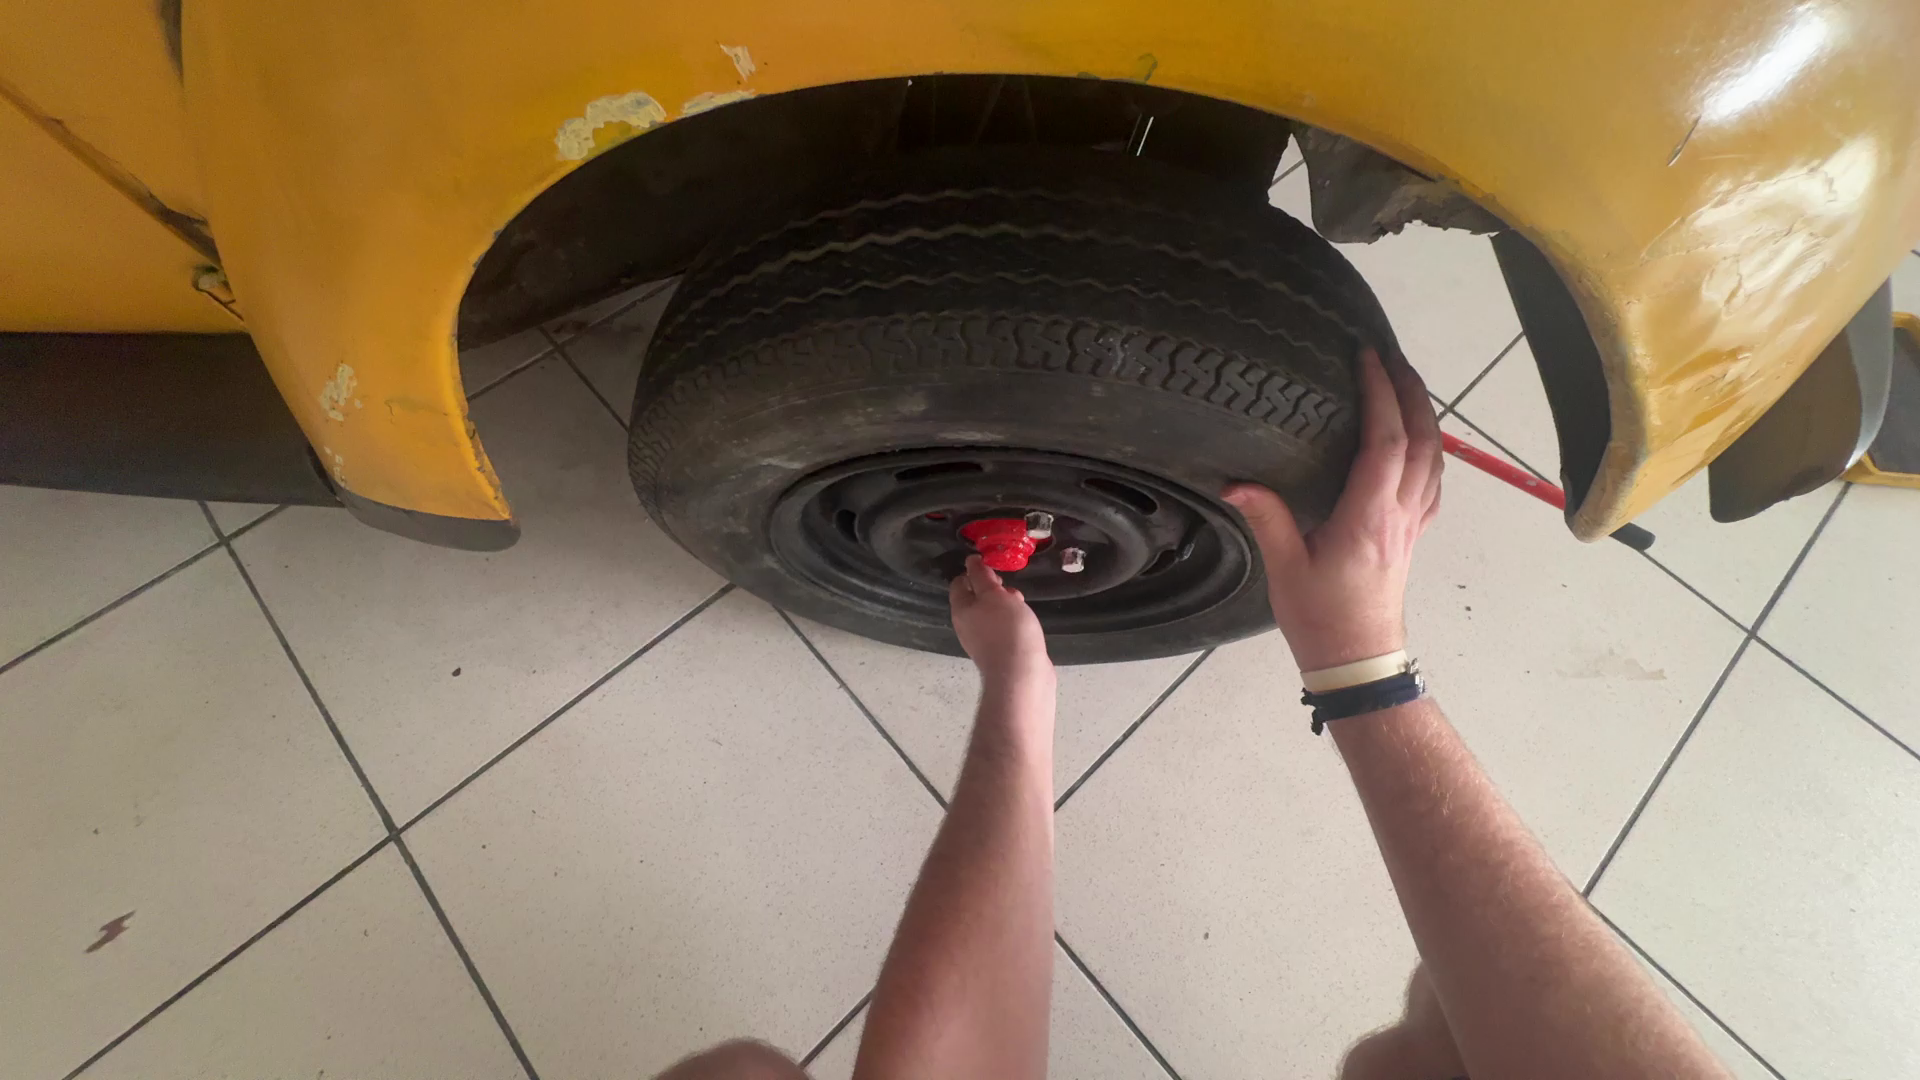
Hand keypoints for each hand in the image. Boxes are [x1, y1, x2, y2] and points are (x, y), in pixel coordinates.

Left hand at [949, 555, 1052, 687]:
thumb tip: (971, 561)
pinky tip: (1026, 623)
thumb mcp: (994, 595)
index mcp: (961, 610)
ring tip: (1021, 605)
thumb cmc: (1007, 629)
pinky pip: (1002, 629)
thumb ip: (982, 576)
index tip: (994, 567)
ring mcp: (983, 640)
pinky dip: (1013, 622)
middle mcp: (967, 625)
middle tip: (1010, 589)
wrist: (1021, 675)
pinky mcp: (999, 651)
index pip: (959, 583)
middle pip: (976, 598)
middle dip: (994, 589)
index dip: (974, 571)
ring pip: (992, 613)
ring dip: (1007, 605)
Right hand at [1223, 347, 1442, 671]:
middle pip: (1422, 440)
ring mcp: (1413, 524)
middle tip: (1391, 356)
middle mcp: (1401, 513)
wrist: (1358, 657)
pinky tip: (1417, 442)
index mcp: (1369, 516)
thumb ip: (1267, 519)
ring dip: (1425, 415)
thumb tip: (1234, 483)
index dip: (1382, 397)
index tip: (1368, 359)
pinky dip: (1429, 448)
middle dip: (1411, 392)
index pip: (1386, 443)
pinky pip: (1433, 480)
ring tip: (1406, 386)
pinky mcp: (1412, 535)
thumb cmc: (1320, 615)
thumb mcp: (1285, 567)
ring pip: (1435, 458)